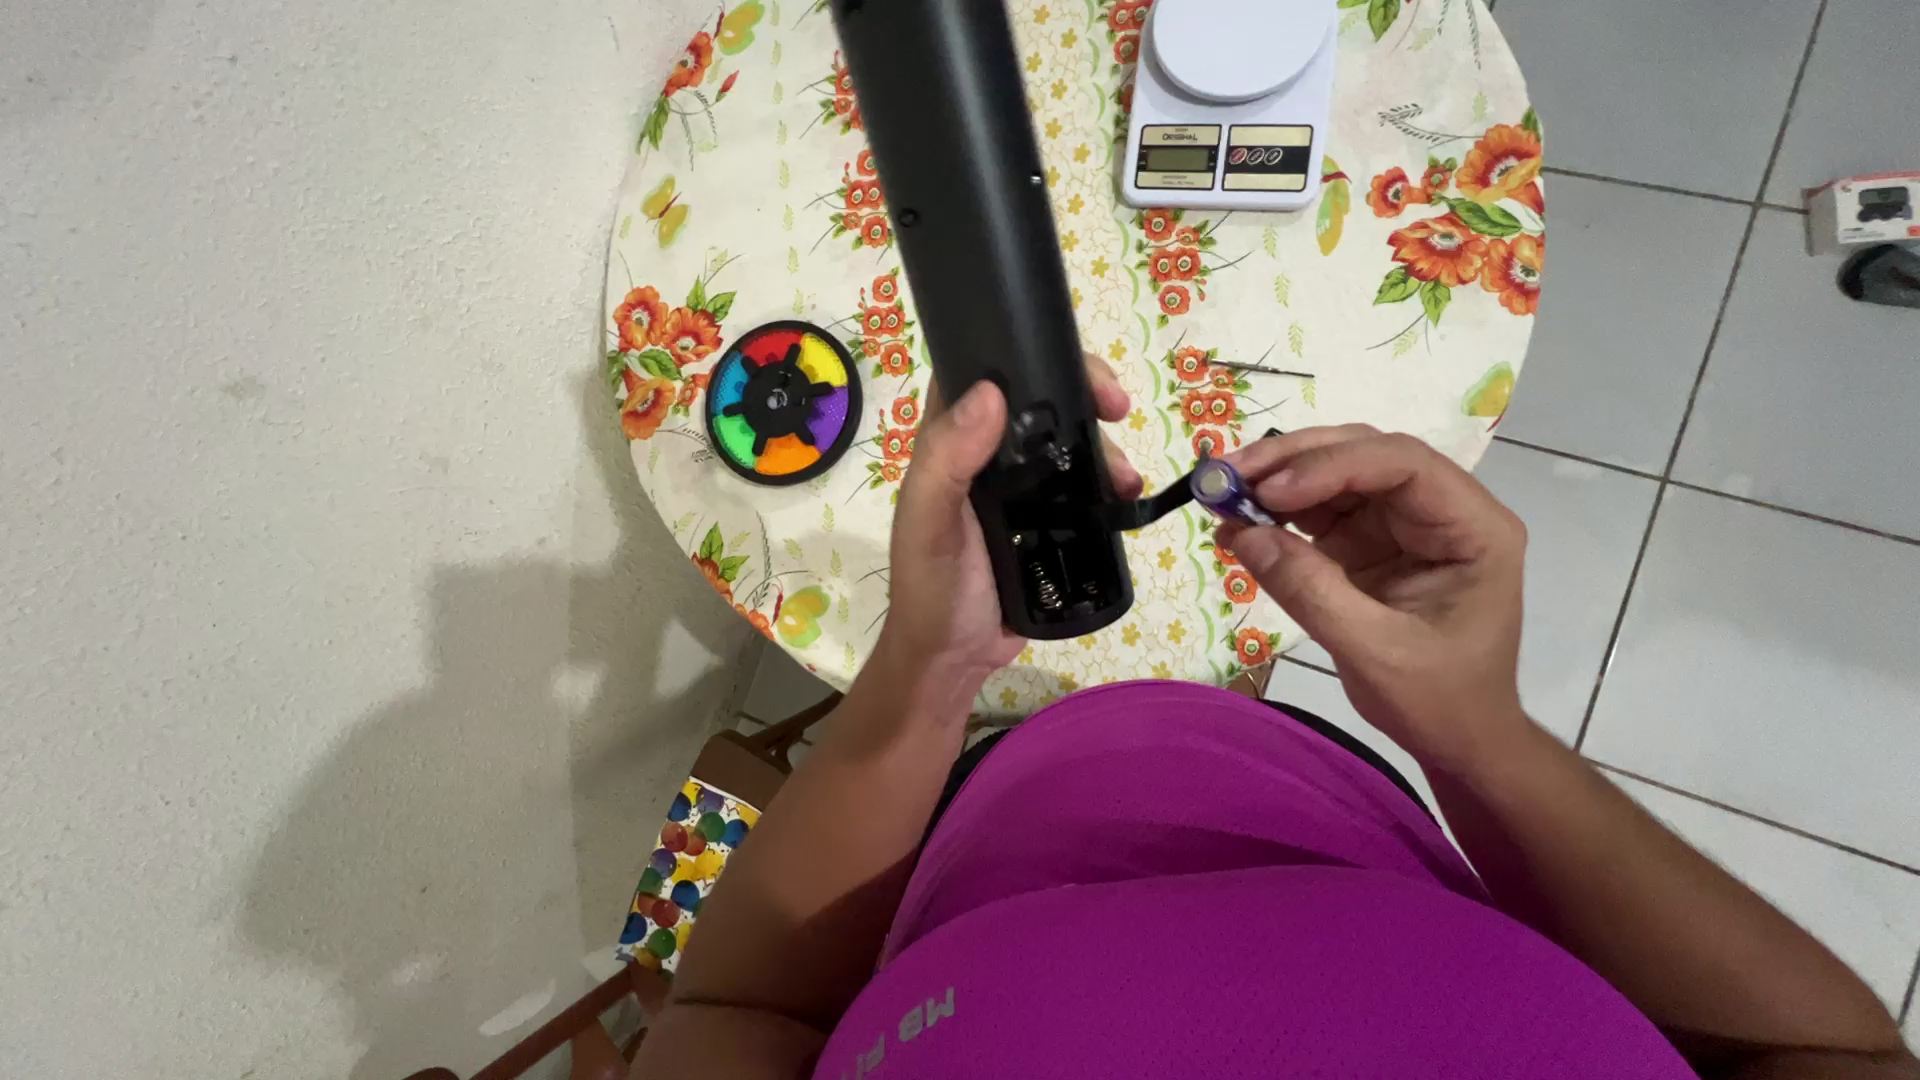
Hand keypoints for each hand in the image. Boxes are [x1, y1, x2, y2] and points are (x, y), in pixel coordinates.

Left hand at [873, 354, 1137, 703]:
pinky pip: (1081, 488)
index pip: (983, 375)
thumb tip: (991, 392)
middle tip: (1119, 408)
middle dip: (1083, 396)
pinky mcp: (1044, 522)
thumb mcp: (929, 523)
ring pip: (1067, 445)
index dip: (1025, 354)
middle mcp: (984, 458)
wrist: (956, 658)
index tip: (1072, 364)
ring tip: (1127, 478)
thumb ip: (947, 460)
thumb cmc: (934, 588)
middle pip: (1039, 405)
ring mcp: (1018, 490)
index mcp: (950, 445)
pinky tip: (1126, 497)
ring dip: (1104, 447)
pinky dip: (1107, 485)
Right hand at [1216, 426, 1529, 770]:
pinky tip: (1234, 523)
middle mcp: (1435, 509)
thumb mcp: (1374, 650)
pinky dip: (1271, 512)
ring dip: (1273, 478)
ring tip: (1220, 492)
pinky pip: (1313, 509)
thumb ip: (1310, 590)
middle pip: (1361, 454)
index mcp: (1471, 527)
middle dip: (1291, 460)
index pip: (1401, 464)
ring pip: (1331, 473)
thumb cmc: (1437, 698)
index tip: (1268, 493)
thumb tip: (1240, 535)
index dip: (1331, 465)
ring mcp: (1396, 523)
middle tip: (1227, 475)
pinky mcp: (1362, 541)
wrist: (1452, 736)